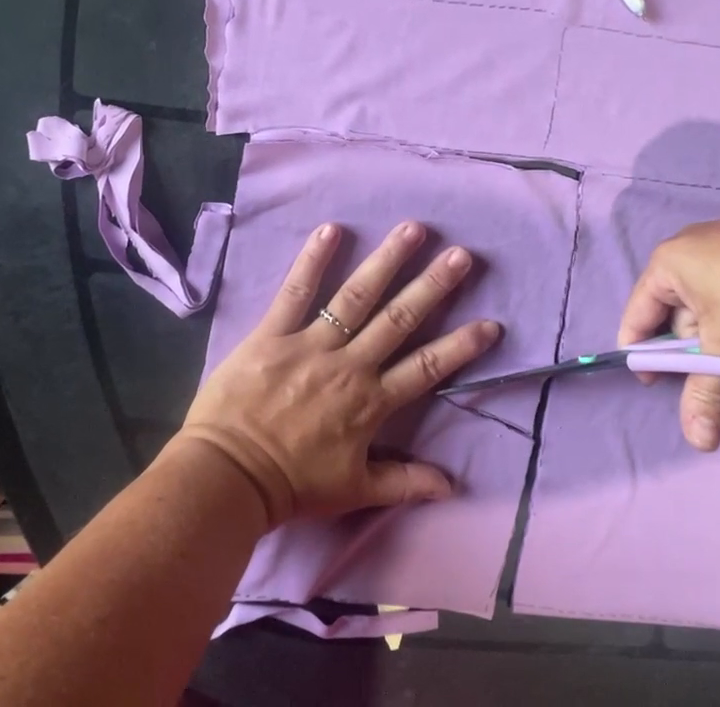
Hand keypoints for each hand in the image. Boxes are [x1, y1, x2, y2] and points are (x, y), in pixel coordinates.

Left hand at [176, 220, 502, 526]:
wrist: (228, 477)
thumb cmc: (291, 487)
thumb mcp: (354, 490)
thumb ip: (404, 482)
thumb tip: (453, 487)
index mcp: (371, 402)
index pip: (426, 368)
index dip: (460, 346)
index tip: (491, 323)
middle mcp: (349, 365)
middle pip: (398, 319)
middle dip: (433, 286)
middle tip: (461, 255)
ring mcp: (310, 345)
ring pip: (355, 296)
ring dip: (386, 261)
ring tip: (413, 229)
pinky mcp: (272, 334)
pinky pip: (295, 292)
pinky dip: (313, 260)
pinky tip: (331, 229)